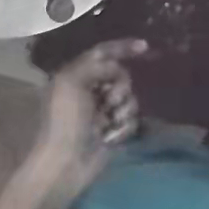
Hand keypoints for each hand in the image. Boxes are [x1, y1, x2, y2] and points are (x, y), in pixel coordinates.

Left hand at [27, 38, 147, 192]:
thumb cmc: (64, 121)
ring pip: (130, 99)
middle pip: (121, 76)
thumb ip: (95, 65)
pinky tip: (110, 138)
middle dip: (120, 87)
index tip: (144, 47)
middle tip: (110, 101)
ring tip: (110, 123)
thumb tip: (116, 68)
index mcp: (75, 75)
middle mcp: (90, 90)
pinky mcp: (113, 131)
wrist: (66, 161)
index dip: (122, 48)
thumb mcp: (71, 82)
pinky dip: (124, 128)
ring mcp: (102, 112)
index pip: (102, 54)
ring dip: (124, 110)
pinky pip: (132, 121)